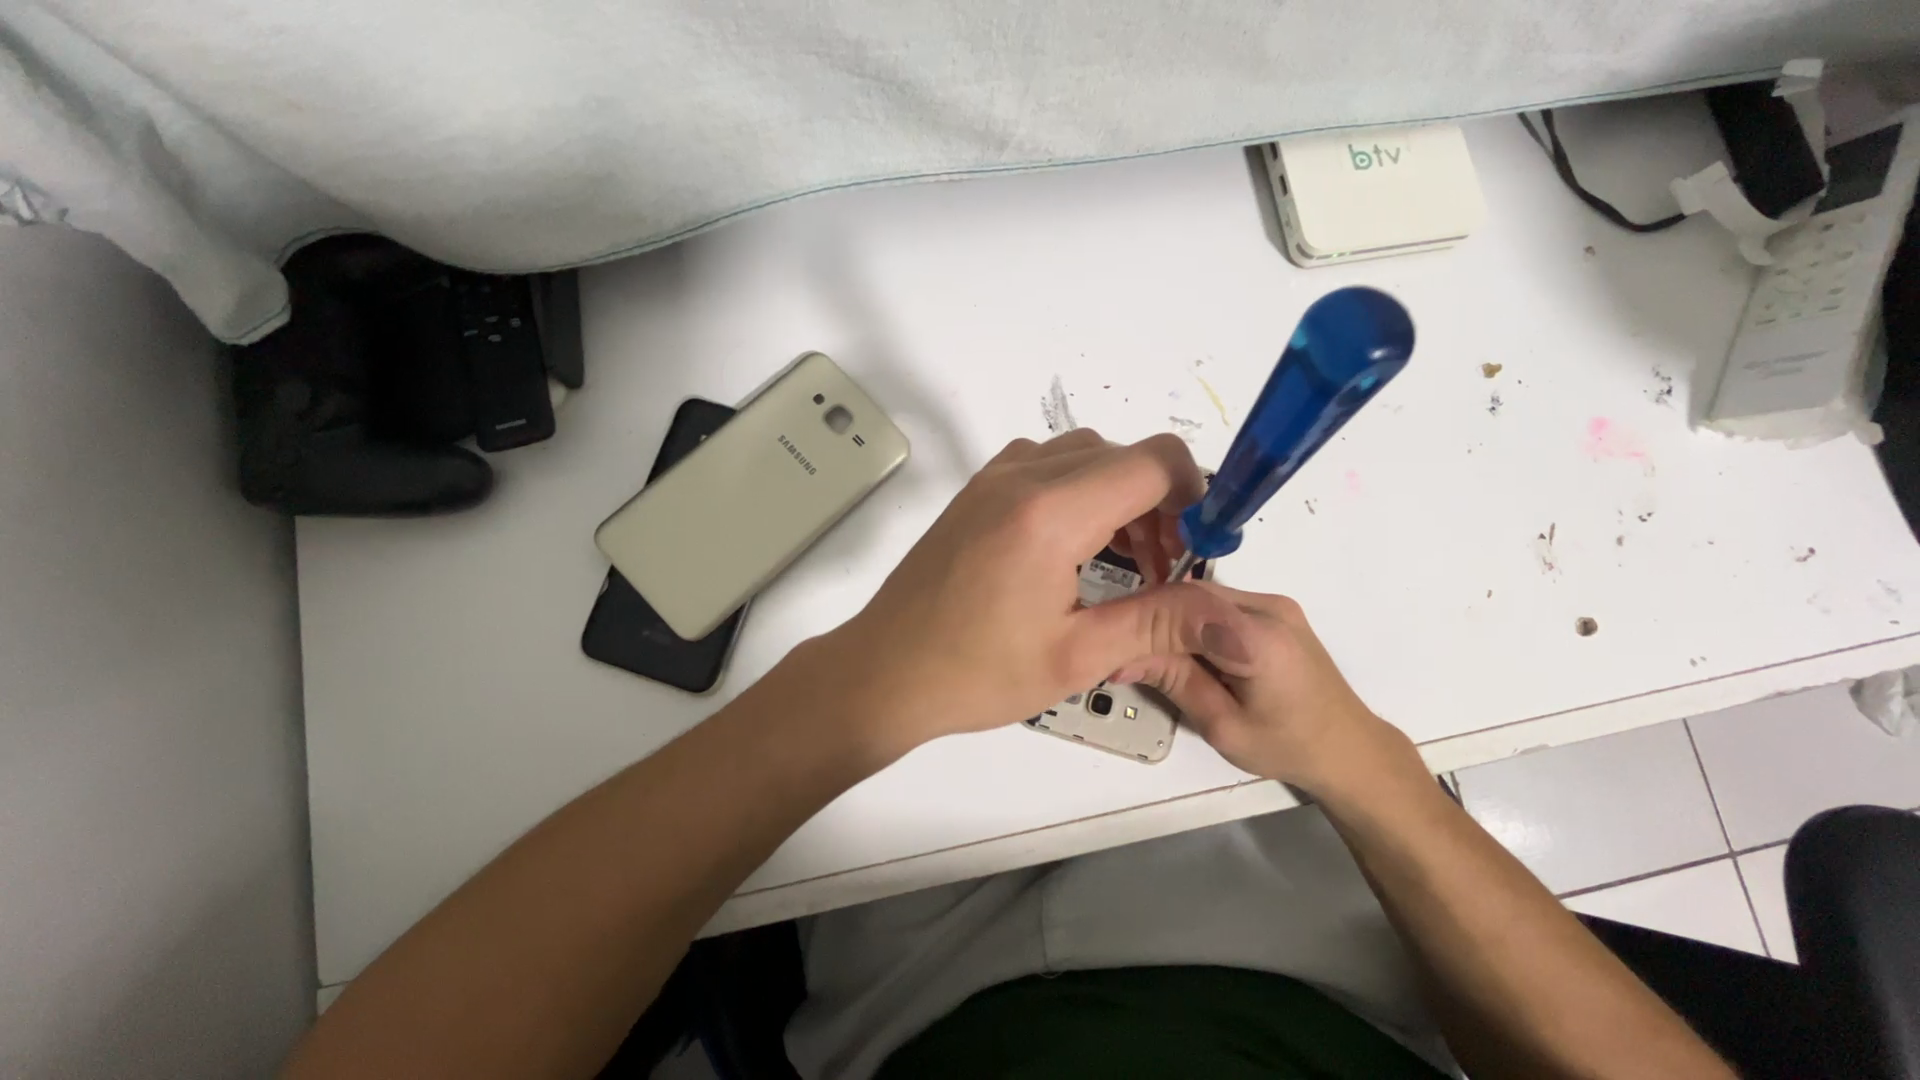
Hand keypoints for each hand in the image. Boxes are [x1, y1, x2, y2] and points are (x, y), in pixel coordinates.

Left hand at [822, 429, 1245, 753]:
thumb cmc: (976, 673)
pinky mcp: (977, 490)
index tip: (1200, 547)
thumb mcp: (1077, 656)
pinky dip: (1081, 490)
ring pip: (1086, 455)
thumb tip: (1230, 614)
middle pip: (1123, 455)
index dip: (1195, 495)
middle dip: (1162, 503)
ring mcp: (993, 478)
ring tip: (1131, 562)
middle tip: (1167, 571)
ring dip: (1121, 495)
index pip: (1154, 462)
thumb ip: (1159, 622)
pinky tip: (1081, 546)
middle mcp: (1021, 477)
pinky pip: (1047, 464)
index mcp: (1050, 514)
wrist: (885, 671)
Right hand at [1111, 584, 1413, 793]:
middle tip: (1117, 645)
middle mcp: (1270, 607)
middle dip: (1150, 615)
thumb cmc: (1287, 746)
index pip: (1185, 606)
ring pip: (1203, 595)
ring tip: (1140, 647)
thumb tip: (1120, 659)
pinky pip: (1220, 604)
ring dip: (1168, 616)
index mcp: (1259, 638)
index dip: (1141, 617)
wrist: (1348, 748)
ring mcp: (1275, 605)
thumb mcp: (1222, 726)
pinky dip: (1190, 620)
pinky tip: (1175, 645)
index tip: (1108, 640)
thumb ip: (1174, 682)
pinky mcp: (1274, 611)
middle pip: (1192, 594)